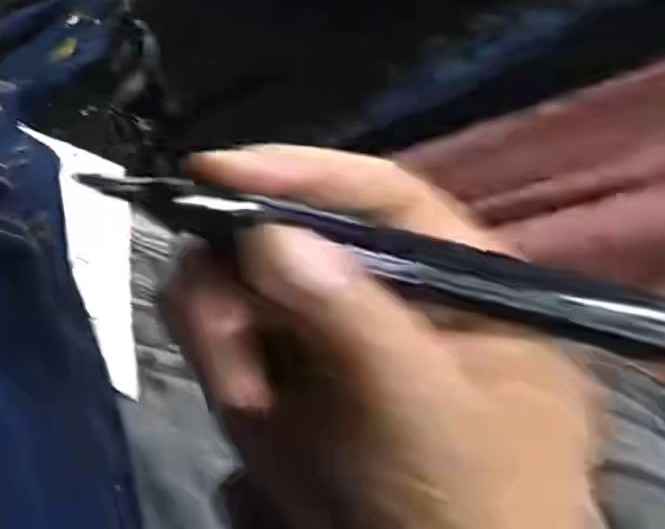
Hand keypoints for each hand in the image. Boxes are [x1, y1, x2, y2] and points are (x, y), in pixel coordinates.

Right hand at [164, 146, 599, 528]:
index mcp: (452, 285)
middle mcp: (375, 286)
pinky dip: (206, 344)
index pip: (373, 192)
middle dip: (234, 271)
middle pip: (277, 226)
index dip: (293, 170)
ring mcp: (314, 316)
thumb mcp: (421, 416)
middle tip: (216, 322)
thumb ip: (351, 319)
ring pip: (227, 266)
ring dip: (216, 320)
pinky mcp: (265, 347)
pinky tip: (235, 399)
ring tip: (238, 392)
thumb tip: (267, 233)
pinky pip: (207, 309)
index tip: (210, 171)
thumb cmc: (459, 509)